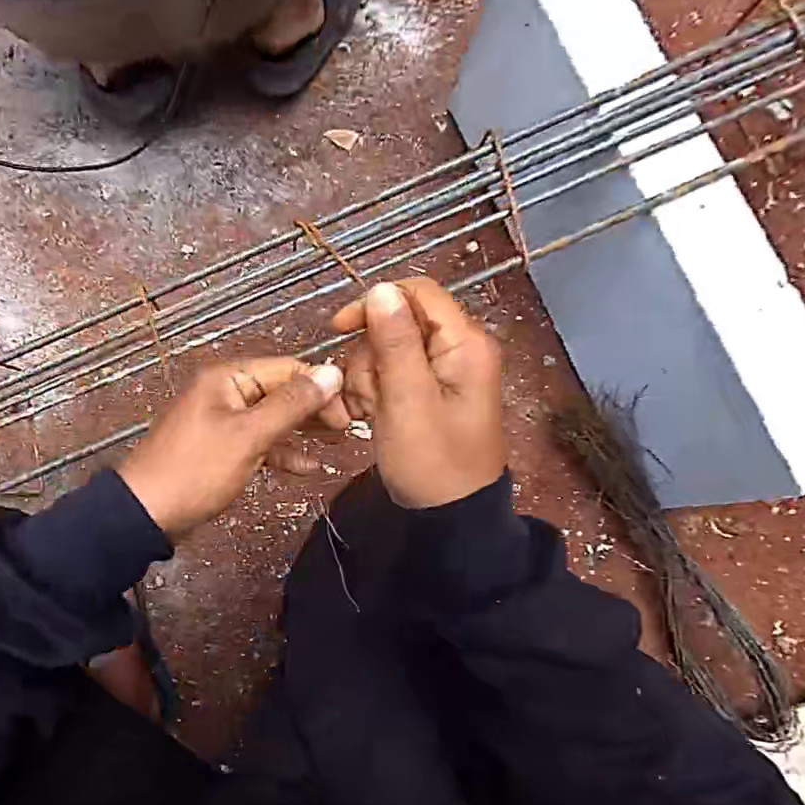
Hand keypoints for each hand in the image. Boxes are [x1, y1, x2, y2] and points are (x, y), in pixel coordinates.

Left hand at [118, 359, 348, 539]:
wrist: (146, 513)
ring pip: (273, 418)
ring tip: (337, 441)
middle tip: (348, 428)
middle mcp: (226, 392)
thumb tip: (331, 373)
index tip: (350, 411)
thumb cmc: (196, 470)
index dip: (322, 387)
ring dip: (303, 429)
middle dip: (315, 408)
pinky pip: (259, 441)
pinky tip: (307, 466)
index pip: (288, 369)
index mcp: (228, 378)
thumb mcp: (249, 435)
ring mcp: (222, 420)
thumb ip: (292, 404)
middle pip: (282, 391)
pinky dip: (282, 451)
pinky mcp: (221, 446)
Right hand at [331, 279, 504, 507]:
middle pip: (397, 323)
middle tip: (366, 395)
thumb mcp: (407, 400)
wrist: (449, 515)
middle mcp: (458, 349)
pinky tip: (370, 415)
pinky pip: (392, 373)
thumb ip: (394, 341)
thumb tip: (381, 288)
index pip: (417, 293)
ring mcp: (444, 371)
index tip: (339, 329)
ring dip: (367, 377)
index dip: (375, 303)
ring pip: (387, 350)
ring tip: (368, 412)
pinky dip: (374, 391)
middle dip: (370, 355)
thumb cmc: (431, 460)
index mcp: (464, 343)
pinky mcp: (429, 391)